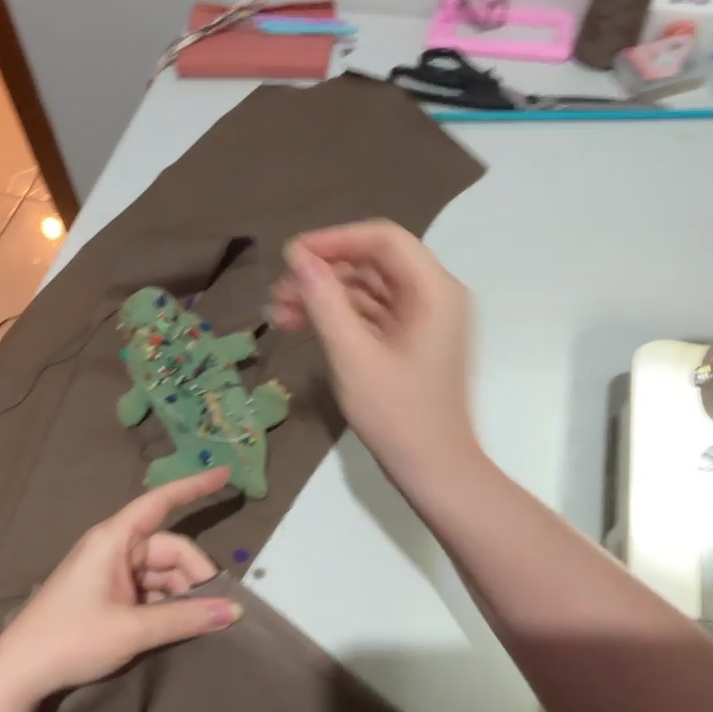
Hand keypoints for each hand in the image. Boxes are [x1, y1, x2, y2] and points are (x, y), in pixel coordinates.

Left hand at [0, 469, 241, 704]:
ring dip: (182, 594)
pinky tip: (181, 626)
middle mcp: (113, 549)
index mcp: (113, 540)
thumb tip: (235, 611)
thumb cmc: (71, 639)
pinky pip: (149, 590)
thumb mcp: (132, 630)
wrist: (20, 673)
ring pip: (162, 573)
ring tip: (201, 624)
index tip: (226, 474)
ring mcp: (110, 573)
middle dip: (195, 575)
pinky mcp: (107, 596)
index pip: (160, 502)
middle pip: (169, 549)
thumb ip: (185, 618)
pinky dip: (167, 604)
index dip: (194, 487)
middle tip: (219, 610)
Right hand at [269, 220, 477, 477]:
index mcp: (434, 291)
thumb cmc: (397, 415)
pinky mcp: (410, 344)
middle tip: (277, 292)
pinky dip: (338, 319)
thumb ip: (324, 301)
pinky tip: (300, 327)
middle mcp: (434, 297)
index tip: (290, 255)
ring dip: (324, 298)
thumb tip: (298, 258)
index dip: (334, 240)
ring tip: (278, 313)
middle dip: (323, 274)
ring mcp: (423, 322)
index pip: (383, 240)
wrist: (435, 471)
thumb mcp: (353, 356)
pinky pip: (371, 317)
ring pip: (368, 292)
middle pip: (374, 264)